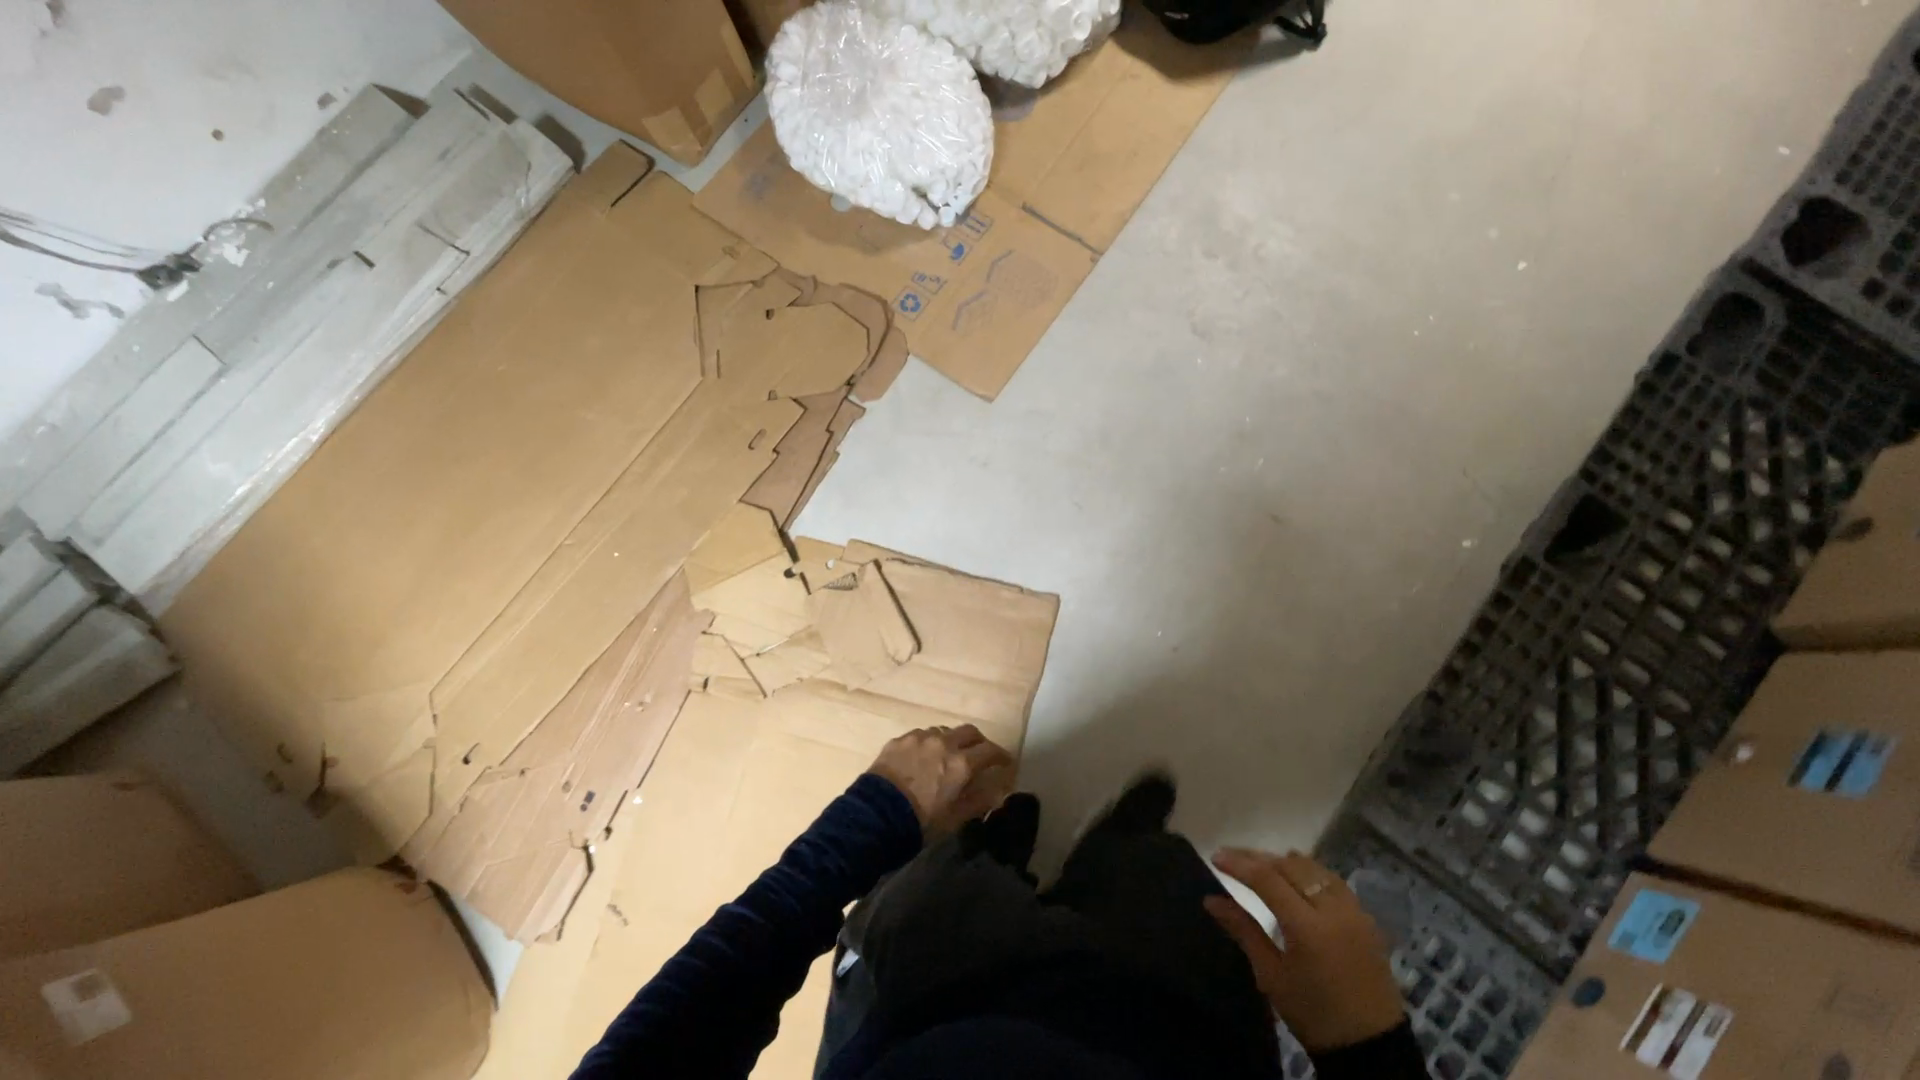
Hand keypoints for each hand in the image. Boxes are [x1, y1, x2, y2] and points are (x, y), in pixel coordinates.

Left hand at [867, 725, 1013, 833]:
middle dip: (979, 742)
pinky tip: (923, 757)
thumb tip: (997, 792)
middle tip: (980, 754)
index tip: (1006, 762)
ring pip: (944, 731)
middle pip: (969, 732)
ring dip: (952, 741)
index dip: (1001, 756)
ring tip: (948, 755)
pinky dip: (929, 744)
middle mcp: (943, 743)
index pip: (990, 751)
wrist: (875, 816)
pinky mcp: (899, 740)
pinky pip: (921, 736)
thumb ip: (978, 801)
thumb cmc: (920, 822)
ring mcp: (919, 738)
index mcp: (961, 763)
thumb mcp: (955, 818)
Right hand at [1205, 848, 1405, 1053]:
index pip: (1267, 879)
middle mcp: (1334, 909)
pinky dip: (1310, 872)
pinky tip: (1296, 876)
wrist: (1370, 1045)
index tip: (1215, 857)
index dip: (1239, 864)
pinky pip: (1334, 881)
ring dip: (1284, 862)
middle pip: (1290, 866)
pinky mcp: (1366, 919)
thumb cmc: (1312, 1013)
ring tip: (1260, 863)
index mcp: (1307, 927)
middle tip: (1231, 856)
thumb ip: (1243, 930)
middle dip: (1258, 857)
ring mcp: (1355, 911)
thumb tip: (1211, 900)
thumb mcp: (1271, 975)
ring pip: (1314, 869)